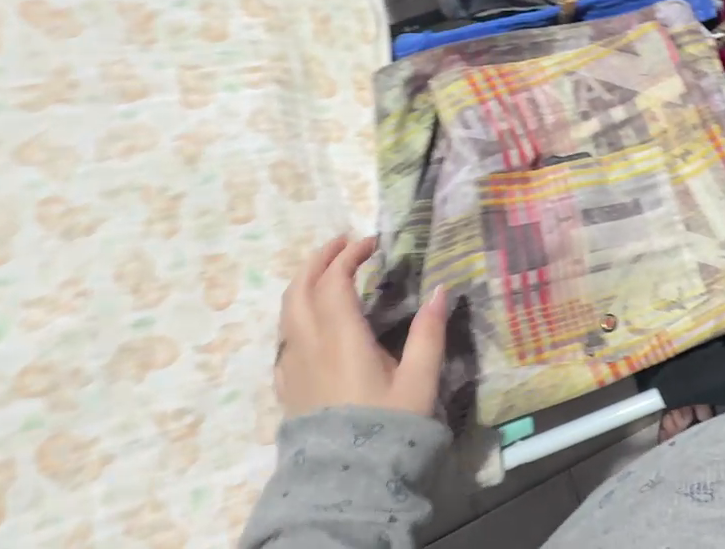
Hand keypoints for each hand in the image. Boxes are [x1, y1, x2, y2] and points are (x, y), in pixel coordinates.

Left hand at [274, 234, 447, 418]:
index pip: (334, 281)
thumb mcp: (420, 379)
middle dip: (320, 259)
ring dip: (304, 282)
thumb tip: (440, 289)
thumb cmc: (387, 426)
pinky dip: (297, 313)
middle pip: (300, 289)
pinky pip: (284, 337)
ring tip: (327, 272)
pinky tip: (313, 320)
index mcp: (341, 338)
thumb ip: (429, 332)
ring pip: (287, 312)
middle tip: (344, 244)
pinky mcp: (288, 386)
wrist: (347, 480)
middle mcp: (309, 345)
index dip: (350, 255)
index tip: (372, 243)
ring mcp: (293, 366)